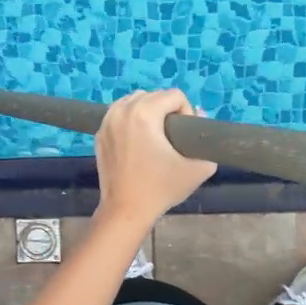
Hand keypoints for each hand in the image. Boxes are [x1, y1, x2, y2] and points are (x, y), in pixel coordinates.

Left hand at [94, 89, 216, 225]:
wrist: (125, 209)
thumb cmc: (161, 189)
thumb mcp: (197, 169)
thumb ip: (206, 139)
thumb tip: (200, 114)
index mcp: (144, 114)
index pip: (174, 95)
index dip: (186, 112)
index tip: (183, 136)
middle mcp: (122, 111)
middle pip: (152, 95)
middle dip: (166, 110)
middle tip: (170, 137)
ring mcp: (106, 122)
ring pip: (132, 101)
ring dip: (147, 112)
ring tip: (154, 136)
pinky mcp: (99, 134)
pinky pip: (118, 114)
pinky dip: (129, 120)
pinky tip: (136, 141)